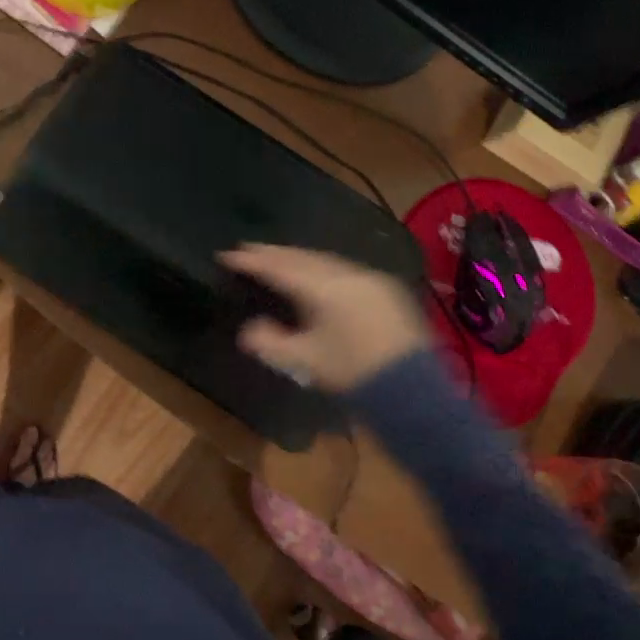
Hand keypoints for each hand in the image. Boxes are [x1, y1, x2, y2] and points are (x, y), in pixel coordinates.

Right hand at [221, 245, 427, 391]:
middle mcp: (347, 275)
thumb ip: (270, 343)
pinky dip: (320, 267)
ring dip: (297, 258)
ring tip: (276, 257)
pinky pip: (343, 269)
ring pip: (324, 260)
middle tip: (248, 249)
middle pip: (303, 257)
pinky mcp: (385, 290)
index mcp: (323, 288)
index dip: (252, 260)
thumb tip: (248, 330)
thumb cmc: (353, 373)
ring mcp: (369, 279)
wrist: (413, 390)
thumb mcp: (304, 361)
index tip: (227, 254)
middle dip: (273, 253)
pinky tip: (313, 273)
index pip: (280, 267)